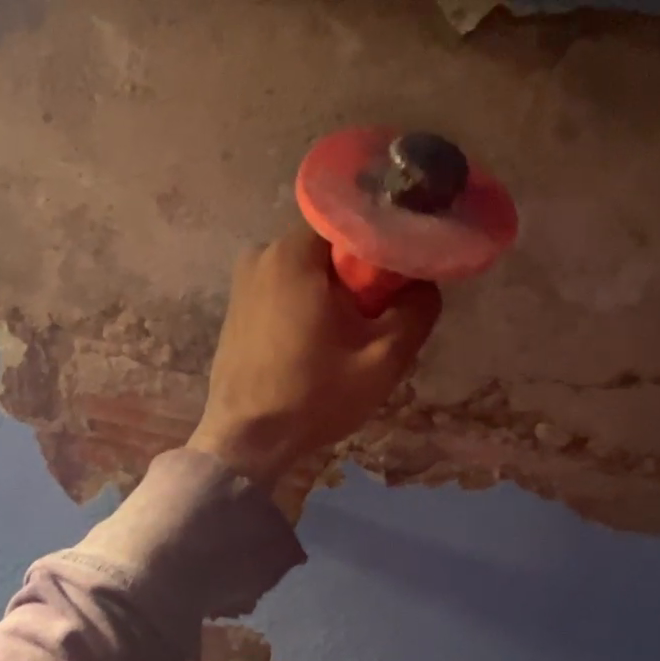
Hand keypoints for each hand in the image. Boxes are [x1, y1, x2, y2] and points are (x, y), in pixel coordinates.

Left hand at [186, 223, 440, 491]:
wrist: (244, 443)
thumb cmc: (312, 397)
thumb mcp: (383, 359)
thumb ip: (417, 309)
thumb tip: (422, 284)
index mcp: (293, 253)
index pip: (354, 217)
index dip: (387, 237)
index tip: (408, 266)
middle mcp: (261, 255)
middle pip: (329, 247)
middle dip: (361, 272)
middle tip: (383, 310)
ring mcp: (243, 284)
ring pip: (307, 272)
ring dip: (334, 293)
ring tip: (353, 333)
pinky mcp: (237, 311)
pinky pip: (284, 292)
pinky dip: (308, 306)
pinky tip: (320, 342)